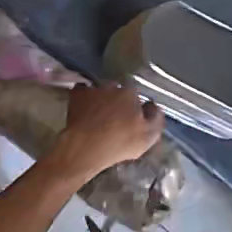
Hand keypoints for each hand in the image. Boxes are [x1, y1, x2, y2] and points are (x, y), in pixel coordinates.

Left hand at [48, 83, 162, 180]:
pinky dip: (83, 97)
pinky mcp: (76, 94)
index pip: (136, 96)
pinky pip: (81, 91)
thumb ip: (156, 119)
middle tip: (114, 118)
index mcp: (131, 94)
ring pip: (100, 90)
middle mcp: (112, 86)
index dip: (134, 107)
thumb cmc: (119, 142)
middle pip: (117, 91)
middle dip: (117, 101)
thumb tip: (154, 107)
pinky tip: (83, 108)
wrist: (86, 146)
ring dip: (101, 98)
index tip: (131, 119)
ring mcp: (92, 89)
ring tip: (98, 115)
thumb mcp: (148, 136)